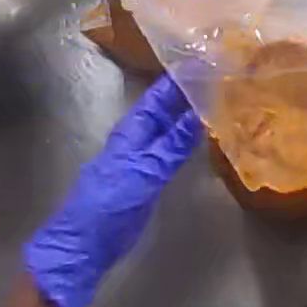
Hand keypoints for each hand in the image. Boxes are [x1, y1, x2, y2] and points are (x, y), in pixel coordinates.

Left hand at [21, 75, 204, 306]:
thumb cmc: (107, 204)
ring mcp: (145, 157)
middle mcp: (138, 138)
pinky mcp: (151, 177)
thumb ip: (173, 145)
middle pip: (167, 108)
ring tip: (221, 99)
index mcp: (131, 130)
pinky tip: (207, 135)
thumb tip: (202, 114)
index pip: (159, 95)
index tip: (205, 60)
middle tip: (220, 76)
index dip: (180, 78)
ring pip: (172, 127)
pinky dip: (190, 139)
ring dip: (192, 114)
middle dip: (190, 93)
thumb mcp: (143, 173)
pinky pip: (174, 149)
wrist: (85, 246)